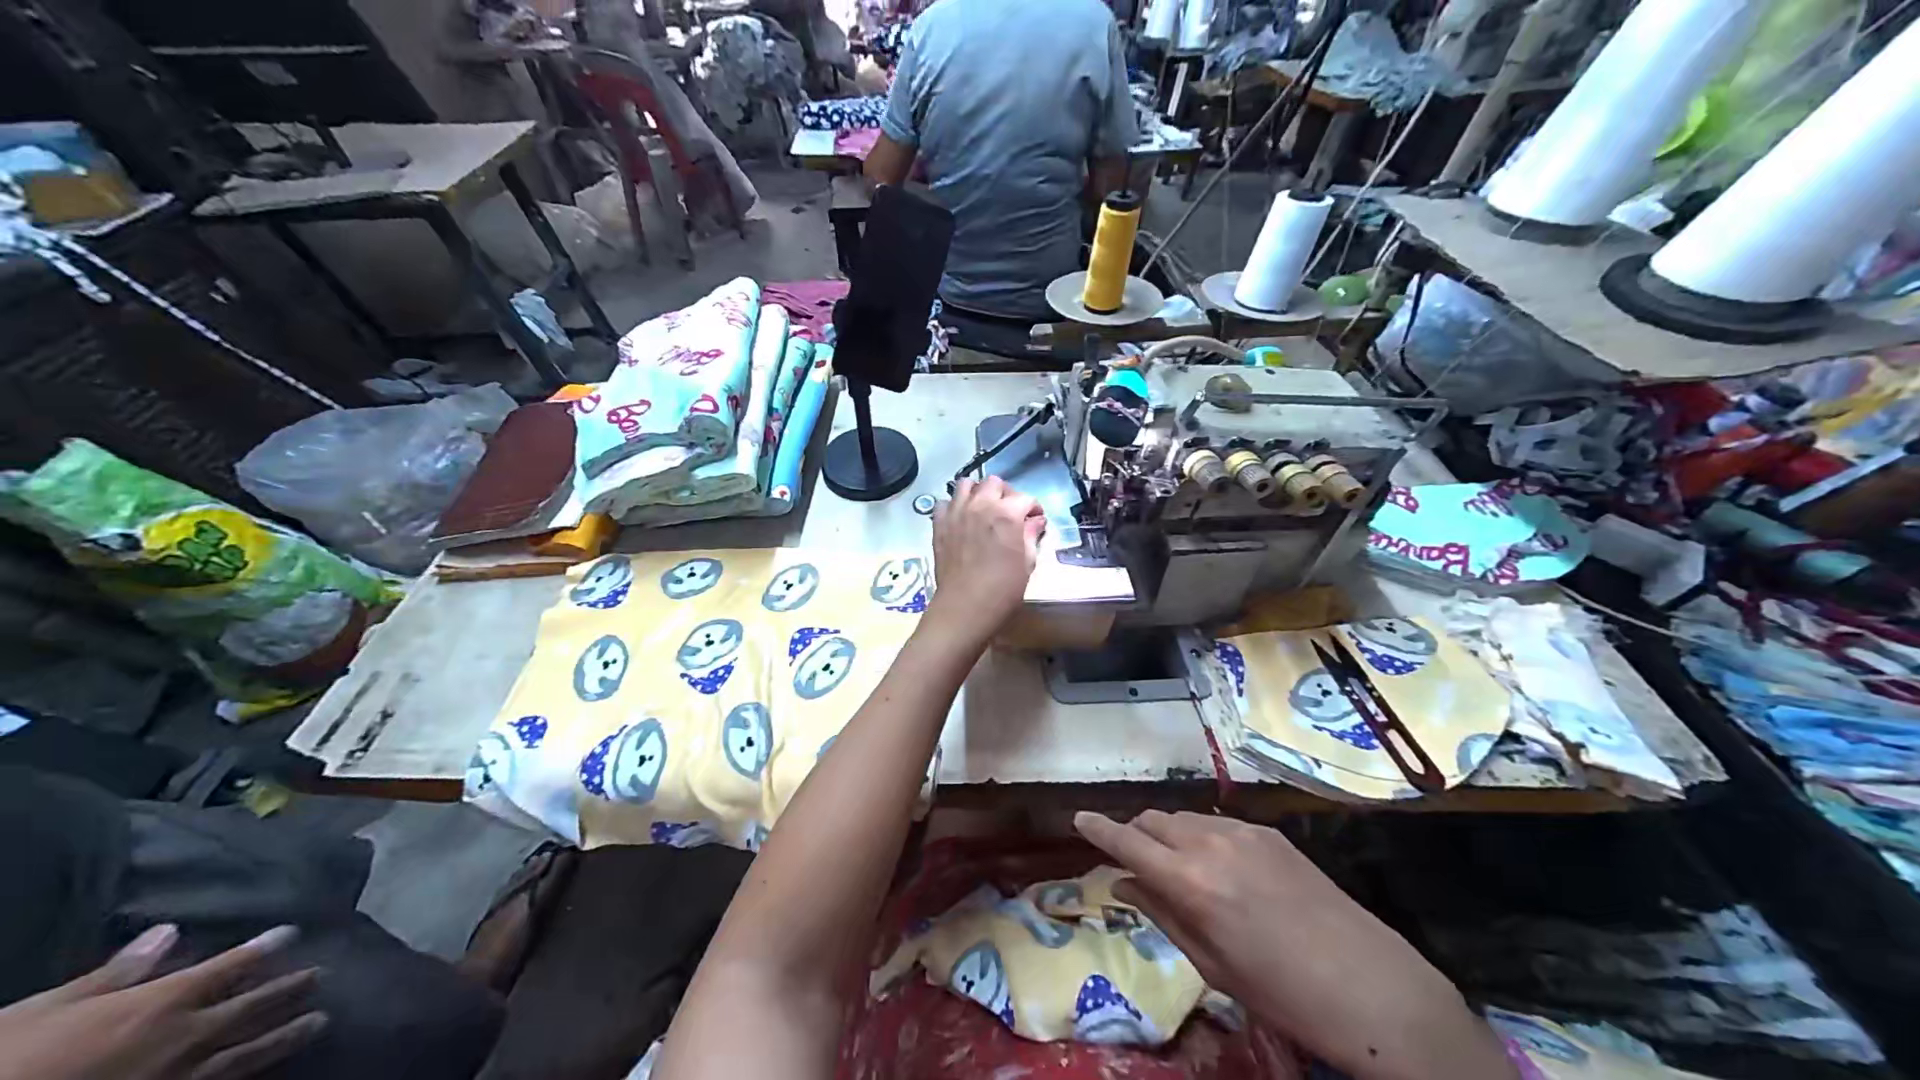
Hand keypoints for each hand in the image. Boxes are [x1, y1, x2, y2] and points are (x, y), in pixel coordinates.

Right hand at [0, 924, 327, 1079]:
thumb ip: (115, 974)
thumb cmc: (3, 1062)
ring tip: (321, 1020)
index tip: (292, 934)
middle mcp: (184, 1036)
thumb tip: (169, 932)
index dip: (264, 948)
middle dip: (290, 988)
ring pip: (249, 1050)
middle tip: (323, 976)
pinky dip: (249, 1074)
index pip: (231, 966)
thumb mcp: (47, 1011)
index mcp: (161, 1003)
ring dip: (287, 1033)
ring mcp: (179, 1078)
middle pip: (253, 1006)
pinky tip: (268, 1069)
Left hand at [927, 476, 1044, 646]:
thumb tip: (1036, 521)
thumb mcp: (1027, 563)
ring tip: (982, 509)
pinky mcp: (939, 524)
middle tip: (1009, 512)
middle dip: (1005, 494)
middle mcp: (981, 505)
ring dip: (977, 493)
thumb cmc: (1003, 588)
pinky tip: (961, 520)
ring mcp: (957, 512)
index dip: (1034, 508)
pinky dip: (954, 506)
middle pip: (994, 483)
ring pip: (966, 484)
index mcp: (1007, 513)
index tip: (1035, 519)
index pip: (1025, 498)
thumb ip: (1031, 536)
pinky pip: (944, 502)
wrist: (965, 605)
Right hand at [1075, 811, 1515, 1079]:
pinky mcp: (1271, 833)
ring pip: (1185, 818)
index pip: (1127, 841)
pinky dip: (1202, 836)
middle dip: (1134, 833)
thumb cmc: (1281, 992)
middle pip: (1153, 820)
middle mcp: (1210, 843)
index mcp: (1190, 882)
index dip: (1098, 828)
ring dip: (1168, 834)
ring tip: (1177, 866)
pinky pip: (1218, 823)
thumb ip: (1161, 914)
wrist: (1373, 988)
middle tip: (1133, 860)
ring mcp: (1244, 832)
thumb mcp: (1211, 964)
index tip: (1078, 818)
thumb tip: (1121, 884)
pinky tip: (1219, 868)